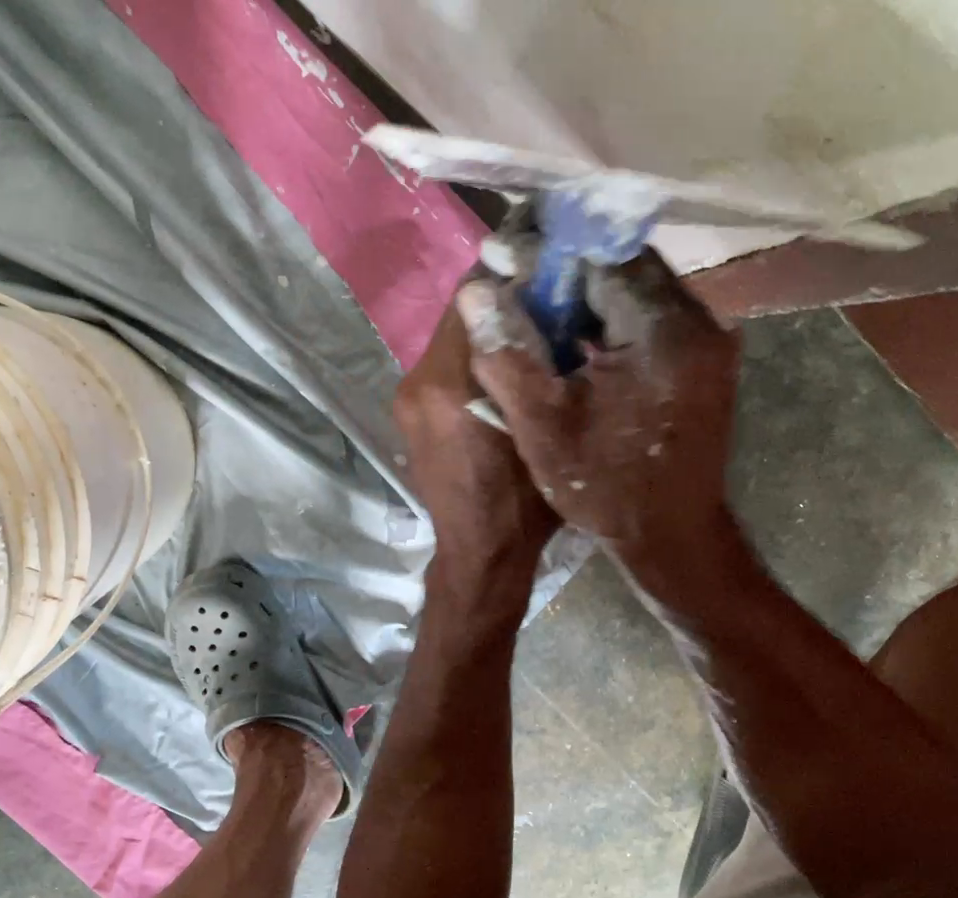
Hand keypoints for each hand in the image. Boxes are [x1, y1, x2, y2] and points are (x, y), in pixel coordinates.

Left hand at [395, 297, 560, 590]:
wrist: (480, 556)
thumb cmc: (524, 503)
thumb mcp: (545, 430)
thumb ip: (537, 367)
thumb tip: (551, 309)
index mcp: (449, 384)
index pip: (472, 295)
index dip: (512, 281)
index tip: (548, 281)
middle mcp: (417, 382)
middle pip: (460, 318)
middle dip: (502, 311)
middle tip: (548, 320)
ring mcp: (407, 400)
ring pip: (451, 343)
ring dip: (487, 340)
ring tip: (528, 355)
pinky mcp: (407, 416)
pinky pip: (443, 370)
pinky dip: (471, 366)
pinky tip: (501, 385)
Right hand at [465, 253, 741, 567]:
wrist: (674, 537)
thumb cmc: (606, 488)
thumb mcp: (543, 425)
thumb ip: (506, 353)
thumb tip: (475, 293)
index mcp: (665, 332)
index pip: (604, 256)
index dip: (550, 253)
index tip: (506, 258)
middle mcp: (702, 322)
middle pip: (628, 266)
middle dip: (571, 270)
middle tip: (521, 283)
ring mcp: (712, 341)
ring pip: (643, 289)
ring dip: (593, 294)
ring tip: (543, 308)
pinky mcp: (709, 360)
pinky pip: (656, 317)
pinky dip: (616, 319)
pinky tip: (581, 340)